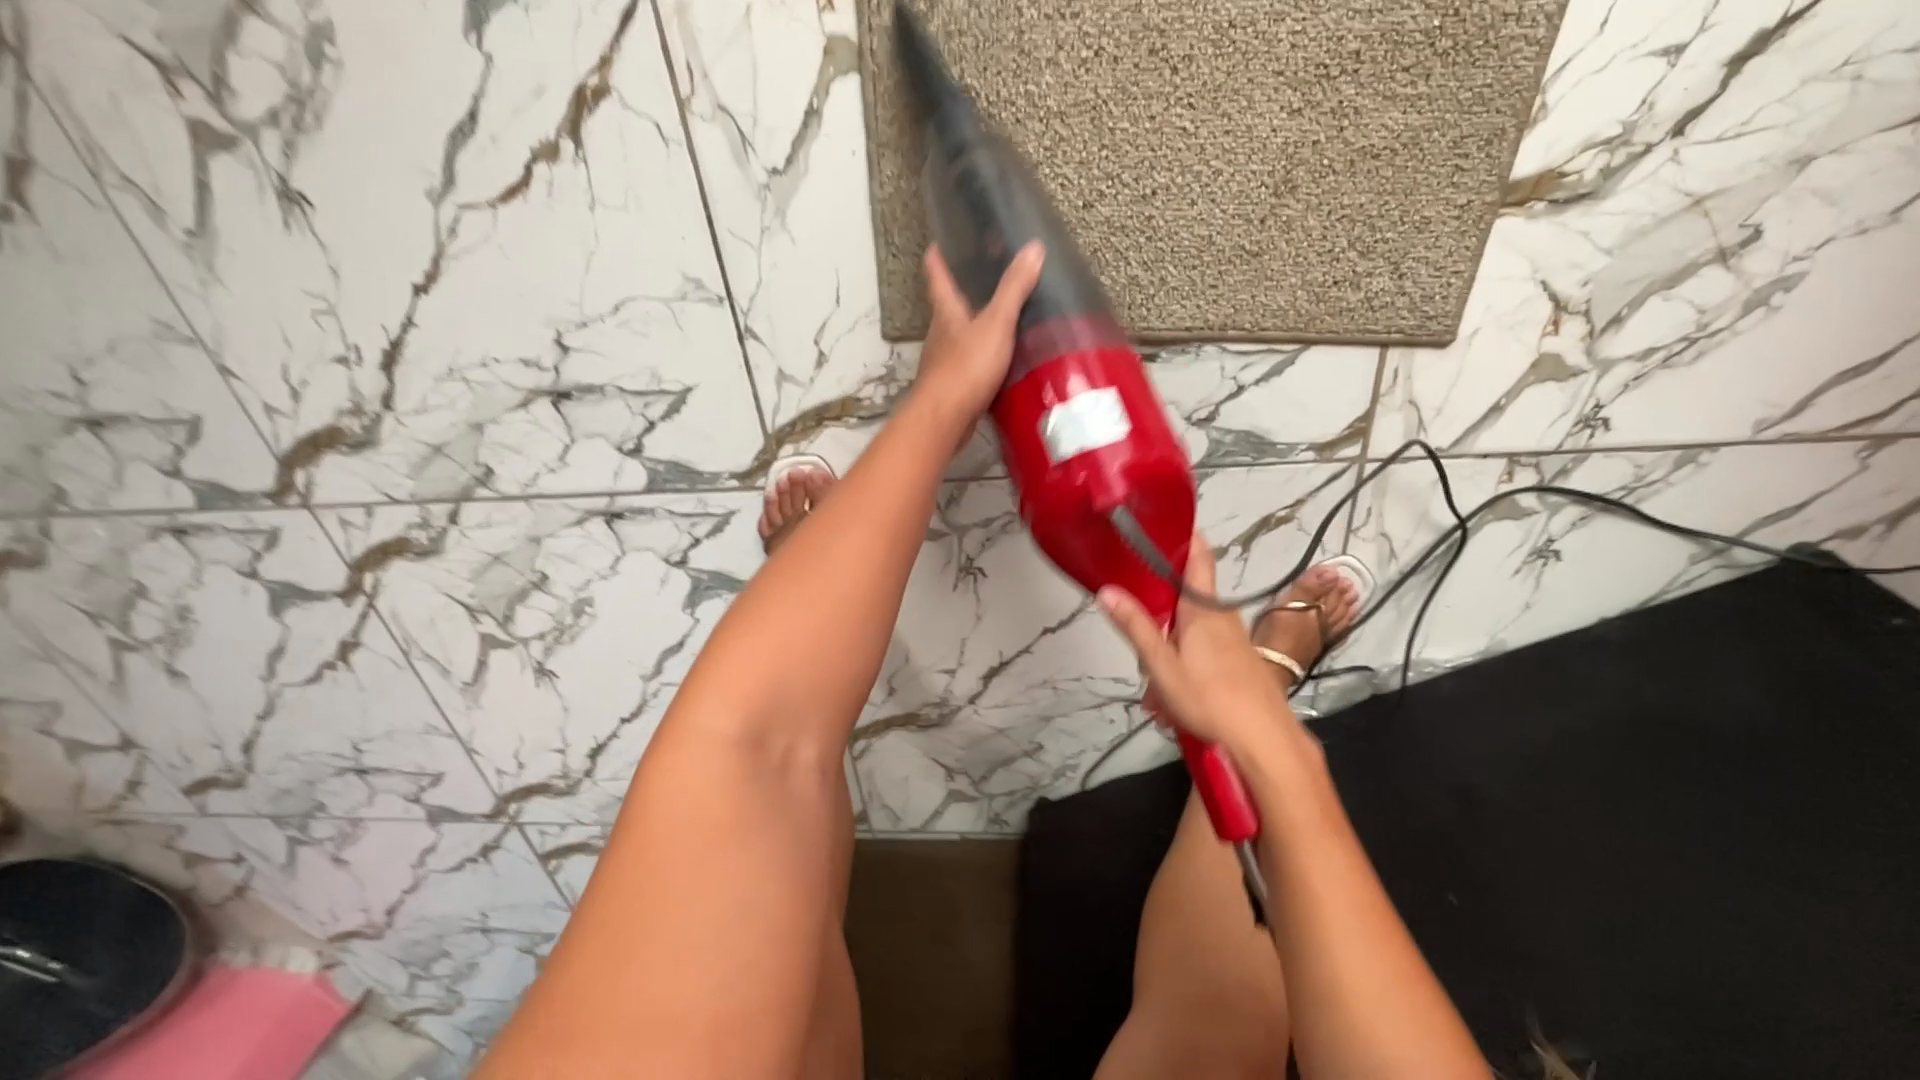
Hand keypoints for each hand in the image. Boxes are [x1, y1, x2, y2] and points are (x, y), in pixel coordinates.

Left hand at [914, 242, 1044, 421]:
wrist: (946, 418)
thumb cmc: (967, 366)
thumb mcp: (996, 323)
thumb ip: (1014, 289)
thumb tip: (1033, 248)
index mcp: (946, 314)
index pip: (938, 280)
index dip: (937, 263)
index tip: (933, 247)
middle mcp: (940, 336)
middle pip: (946, 311)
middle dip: (958, 298)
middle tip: (973, 286)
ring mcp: (943, 364)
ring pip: (956, 340)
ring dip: (969, 332)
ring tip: (990, 324)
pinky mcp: (952, 388)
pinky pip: (966, 368)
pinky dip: (978, 361)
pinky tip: (993, 366)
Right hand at [1098, 535, 1296, 749]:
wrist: (1264, 739)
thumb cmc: (1209, 698)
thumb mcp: (1162, 666)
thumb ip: (1136, 627)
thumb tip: (1106, 590)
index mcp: (1202, 607)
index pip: (1198, 555)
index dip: (1184, 535)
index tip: (1161, 524)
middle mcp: (1222, 615)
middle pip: (1187, 596)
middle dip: (1161, 609)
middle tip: (1137, 635)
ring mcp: (1235, 638)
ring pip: (1194, 626)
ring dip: (1171, 643)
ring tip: (1155, 683)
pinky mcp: (1241, 660)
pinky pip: (1206, 647)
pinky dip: (1186, 659)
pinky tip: (1176, 693)